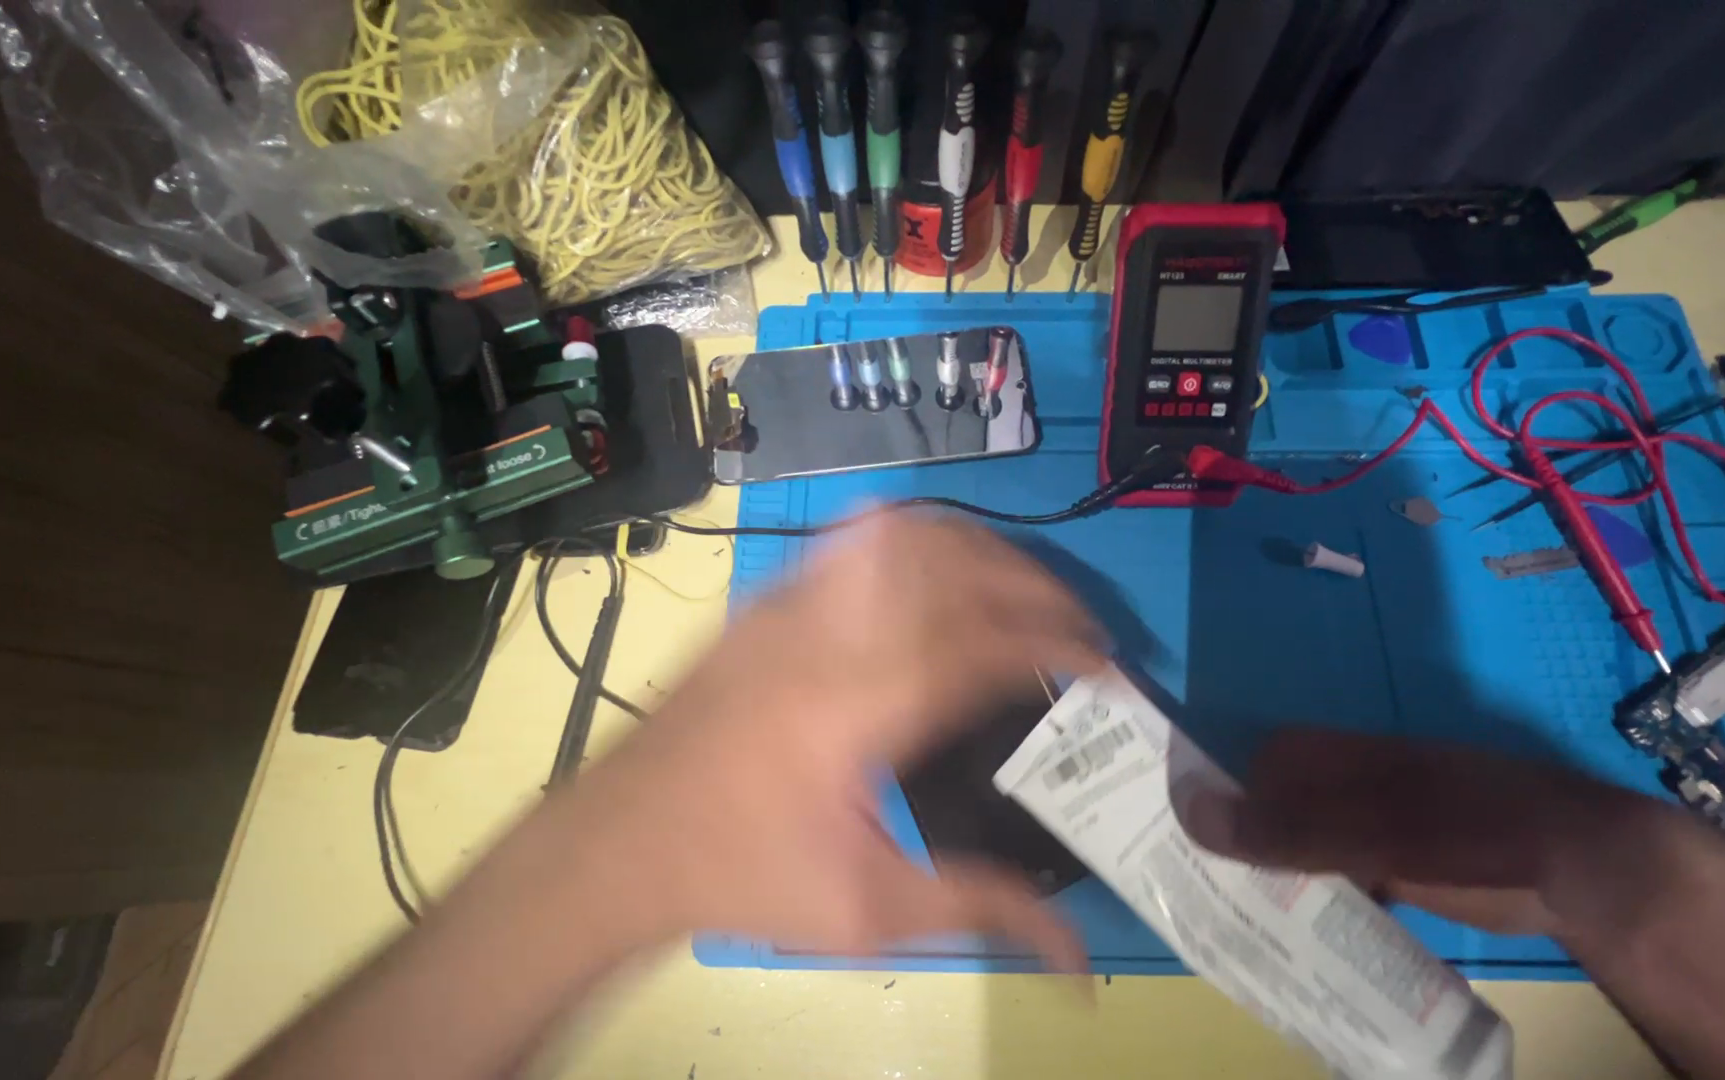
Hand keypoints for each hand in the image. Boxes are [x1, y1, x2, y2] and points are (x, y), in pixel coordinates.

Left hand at [558, 513, 1106, 971]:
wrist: (619, 840)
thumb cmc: (741, 876)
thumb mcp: (865, 911)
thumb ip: (981, 909)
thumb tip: (1081, 955)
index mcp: (860, 707)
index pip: (983, 644)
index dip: (1058, 645)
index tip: (1106, 666)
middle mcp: (830, 634)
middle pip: (955, 571)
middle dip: (1035, 587)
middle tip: (1079, 626)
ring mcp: (791, 604)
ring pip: (907, 535)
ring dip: (981, 551)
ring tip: (1023, 589)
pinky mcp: (768, 599)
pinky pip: (855, 539)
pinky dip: (917, 537)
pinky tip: (940, 564)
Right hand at [1178, 728, 1686, 937]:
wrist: (1580, 864)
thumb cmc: (1462, 829)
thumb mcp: (1363, 831)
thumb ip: (1278, 825)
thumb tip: (1185, 809)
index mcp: (1318, 756)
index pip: (1235, 775)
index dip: (1206, 809)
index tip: (1184, 858)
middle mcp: (1333, 782)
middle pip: (1261, 812)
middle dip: (1235, 853)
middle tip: (1210, 903)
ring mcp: (1363, 821)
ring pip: (1295, 846)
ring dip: (1273, 881)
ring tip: (1246, 926)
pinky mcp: (1392, 859)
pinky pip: (1331, 876)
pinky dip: (1316, 902)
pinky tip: (1308, 936)